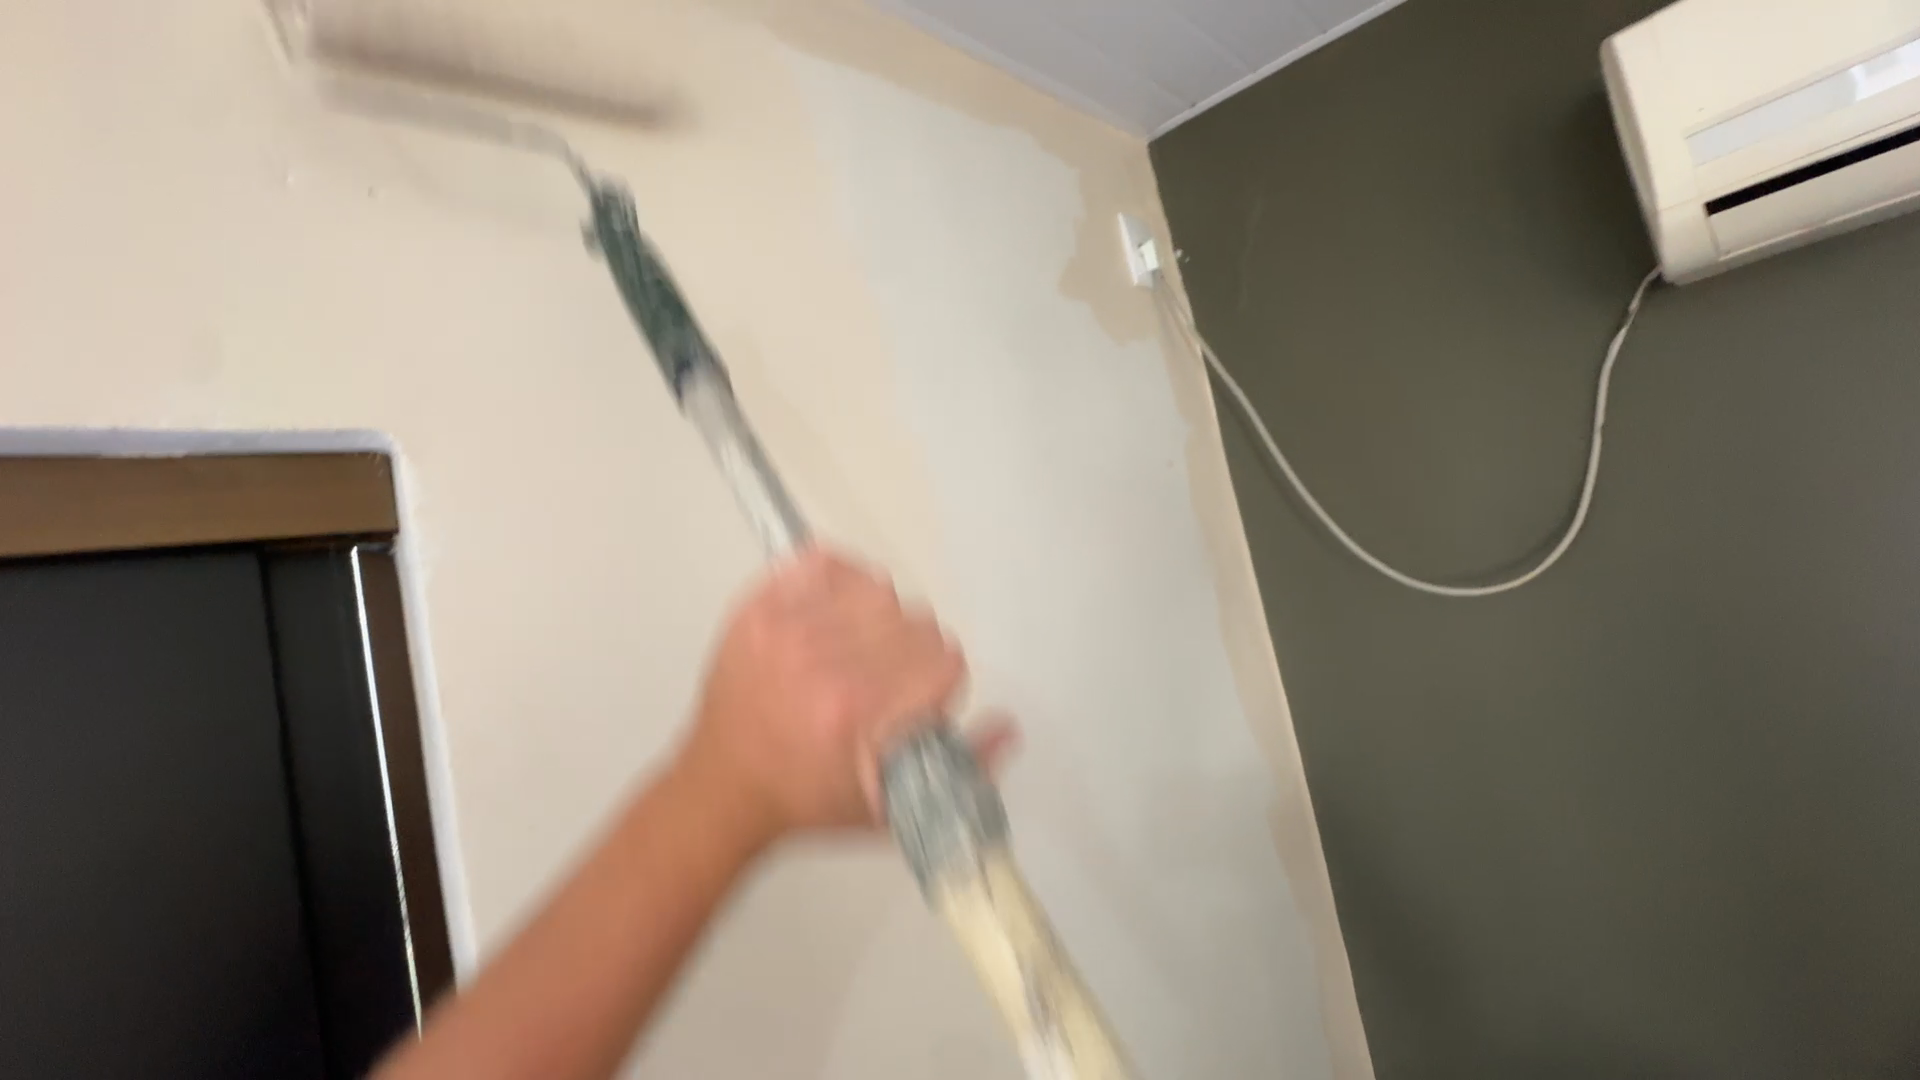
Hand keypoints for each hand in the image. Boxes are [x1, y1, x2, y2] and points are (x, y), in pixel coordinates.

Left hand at [678, 549, 1009, 842]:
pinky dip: (840, 581)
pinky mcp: (758, 607)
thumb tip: (1009, 728)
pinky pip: (825, 561)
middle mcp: (822, 662)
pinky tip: (834, 615)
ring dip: (879, 617)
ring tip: (858, 649)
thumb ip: (963, 769)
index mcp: (859, 710)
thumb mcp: (892, 809)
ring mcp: (784, 627)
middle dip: (911, 655)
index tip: (915, 701)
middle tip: (885, 682)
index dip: (939, 684)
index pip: (945, 658)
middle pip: (916, 621)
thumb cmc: (805, 800)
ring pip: (879, 588)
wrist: (722, 788)